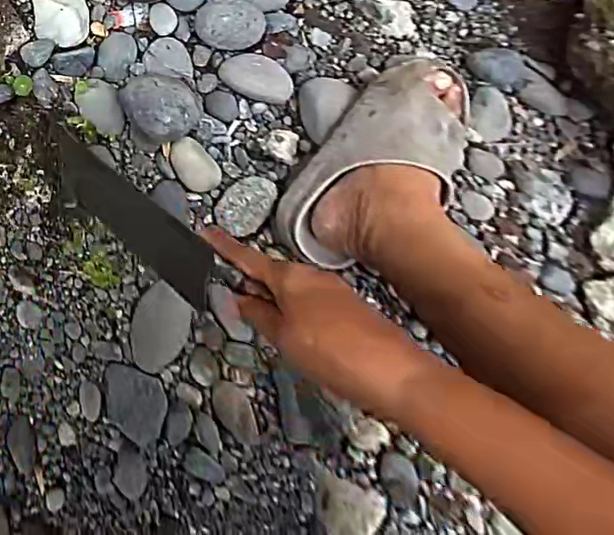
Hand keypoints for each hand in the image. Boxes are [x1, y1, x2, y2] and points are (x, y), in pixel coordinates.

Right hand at [205, 228, 438, 418]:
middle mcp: (312, 277)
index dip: (221, 246)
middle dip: (250, 285)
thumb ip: (255, 315)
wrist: (408, 381)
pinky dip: (299, 314)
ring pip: (292, 292)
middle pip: (270, 274)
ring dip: (276, 303)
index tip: (205, 233)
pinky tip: (303, 339)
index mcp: (289, 276)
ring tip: (269, 327)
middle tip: (233, 298)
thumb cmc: (338, 355)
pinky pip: (313, 305)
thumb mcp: (283, 338)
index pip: (244, 256)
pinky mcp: (355, 312)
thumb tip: (239, 300)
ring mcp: (337, 293)